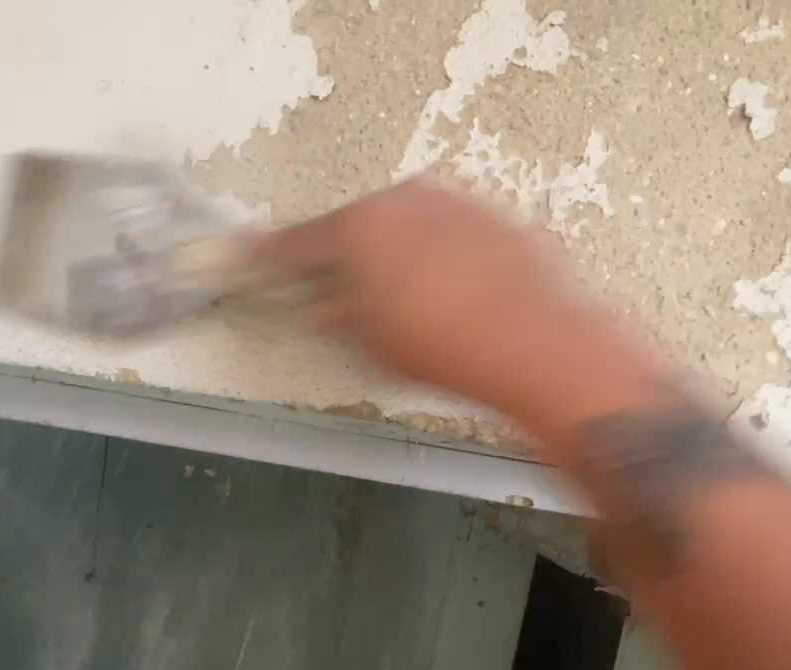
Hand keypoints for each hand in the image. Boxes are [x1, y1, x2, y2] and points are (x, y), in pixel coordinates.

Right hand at [258, 181, 637, 430]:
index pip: (300, 240)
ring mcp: (456, 203)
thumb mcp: (370, 343)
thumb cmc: (445, 347)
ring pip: (405, 228)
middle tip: (336, 298)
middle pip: (356, 228)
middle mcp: (406, 199)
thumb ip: (334, 315)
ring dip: (392, 258)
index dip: (272, 257)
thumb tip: (322, 307)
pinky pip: (447, 235)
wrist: (536, 345)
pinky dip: (436, 259)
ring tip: (402, 307)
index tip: (254, 259)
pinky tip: (448, 299)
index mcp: (362, 225)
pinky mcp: (496, 218)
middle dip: (342, 260)